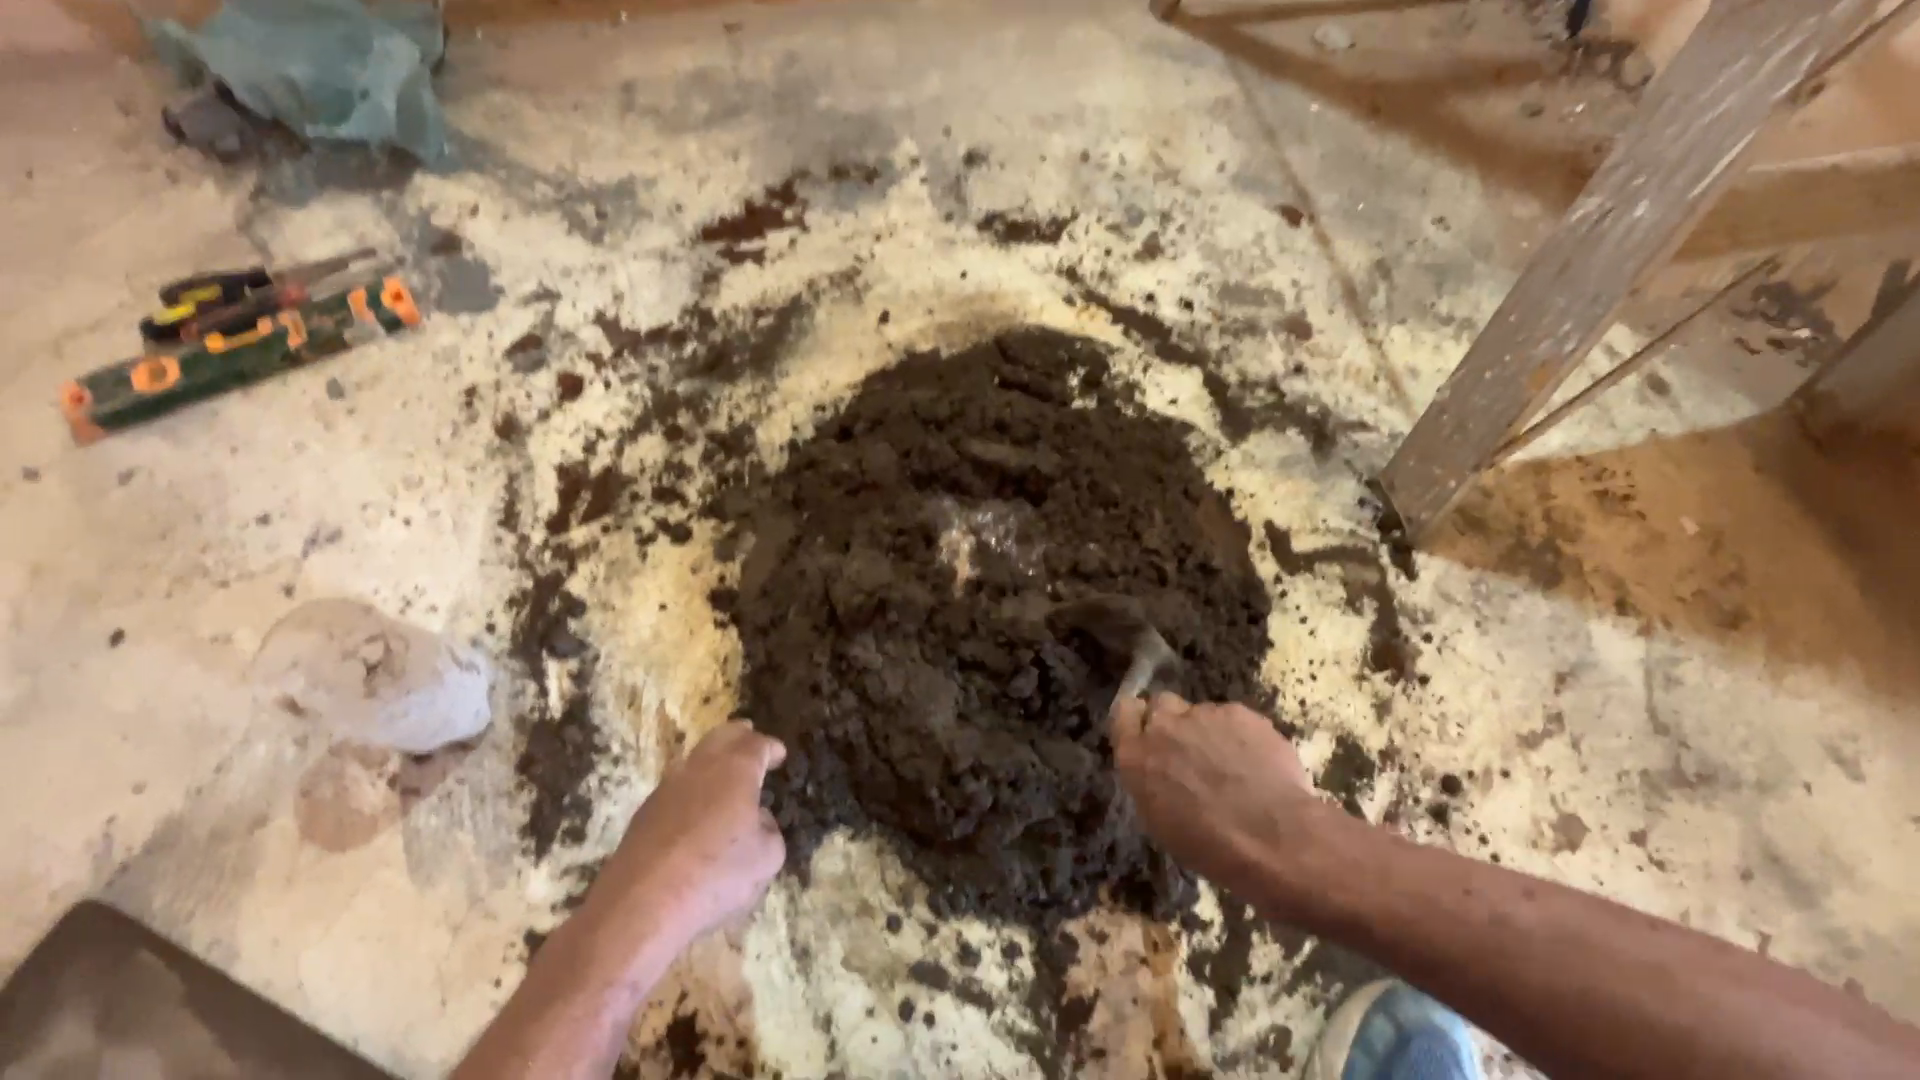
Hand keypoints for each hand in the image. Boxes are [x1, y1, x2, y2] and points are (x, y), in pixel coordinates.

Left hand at [584, 721, 787, 951]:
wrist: (640, 905)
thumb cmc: (716, 875)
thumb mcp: (767, 858)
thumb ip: (768, 830)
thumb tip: (756, 819)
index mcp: (735, 769)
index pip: (756, 744)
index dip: (770, 747)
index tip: (779, 754)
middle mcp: (699, 768)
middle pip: (720, 737)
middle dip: (739, 737)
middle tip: (751, 740)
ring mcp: (666, 789)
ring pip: (694, 761)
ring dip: (712, 763)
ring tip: (726, 777)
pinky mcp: (644, 815)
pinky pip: (677, 790)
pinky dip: (693, 791)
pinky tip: (698, 813)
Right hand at [1111, 693, 1315, 894]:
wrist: (1271, 838)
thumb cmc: (1209, 846)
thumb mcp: (1159, 821)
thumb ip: (1151, 780)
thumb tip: (1160, 770)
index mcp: (1136, 756)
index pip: (1123, 712)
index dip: (1137, 719)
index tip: (1149, 733)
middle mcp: (1164, 727)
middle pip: (1161, 705)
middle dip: (1173, 721)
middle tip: (1192, 751)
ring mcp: (1203, 714)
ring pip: (1202, 713)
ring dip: (1211, 732)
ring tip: (1236, 766)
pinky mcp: (1240, 712)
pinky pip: (1234, 718)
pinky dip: (1242, 736)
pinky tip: (1258, 764)